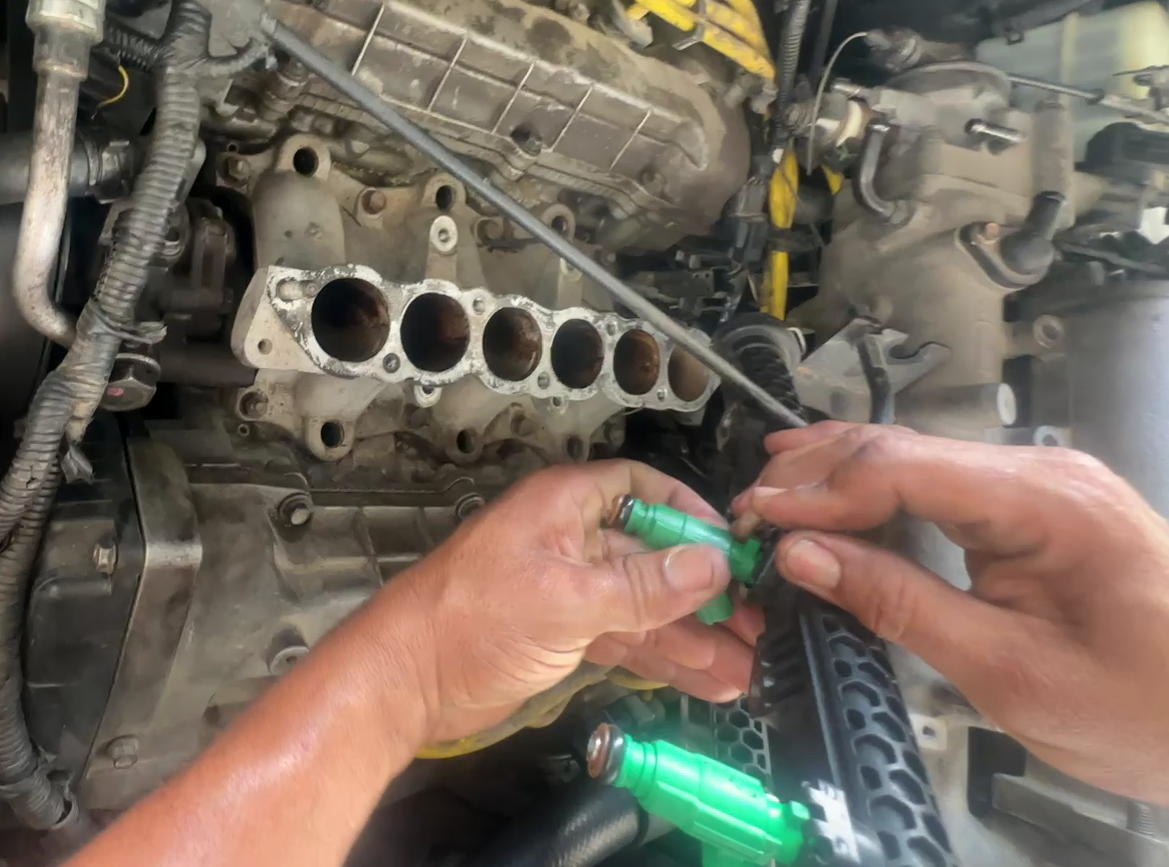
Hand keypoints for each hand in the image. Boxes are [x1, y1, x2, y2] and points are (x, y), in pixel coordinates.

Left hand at [338, 459, 758, 747]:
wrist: (411, 674)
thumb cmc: (474, 617)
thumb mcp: (567, 598)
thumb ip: (641, 585)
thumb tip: (711, 565)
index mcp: (561, 505)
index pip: (637, 488)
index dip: (686, 511)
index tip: (731, 547)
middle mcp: (567, 538)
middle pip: (647, 551)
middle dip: (701, 587)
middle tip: (757, 624)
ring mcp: (565, 586)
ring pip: (641, 601)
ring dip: (690, 632)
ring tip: (748, 666)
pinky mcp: (562, 630)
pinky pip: (623, 635)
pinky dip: (659, 656)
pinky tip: (706, 680)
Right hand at [733, 422, 1168, 859]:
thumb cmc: (1152, 718)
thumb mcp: (1011, 674)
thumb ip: (896, 603)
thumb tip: (796, 555)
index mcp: (1049, 502)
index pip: (901, 468)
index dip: (818, 491)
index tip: (755, 518)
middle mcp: (1039, 471)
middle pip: (894, 449)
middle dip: (812, 477)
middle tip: (747, 512)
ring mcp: (1035, 481)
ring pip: (903, 454)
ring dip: (829, 473)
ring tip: (766, 490)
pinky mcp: (1026, 503)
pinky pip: (927, 477)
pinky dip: (865, 484)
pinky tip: (822, 479)